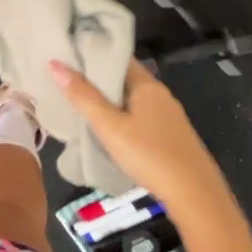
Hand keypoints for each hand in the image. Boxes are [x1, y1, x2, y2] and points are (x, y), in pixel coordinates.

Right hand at [49, 60, 231, 216]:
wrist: (198, 200)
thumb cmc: (150, 156)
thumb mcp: (110, 126)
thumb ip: (82, 95)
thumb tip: (53, 62)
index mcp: (148, 86)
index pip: (118, 57)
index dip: (92, 52)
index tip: (66, 51)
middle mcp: (161, 96)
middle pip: (124, 78)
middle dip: (96, 77)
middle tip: (64, 77)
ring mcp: (169, 118)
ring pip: (132, 99)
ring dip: (108, 98)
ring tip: (78, 100)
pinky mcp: (172, 137)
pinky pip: (140, 115)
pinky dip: (121, 114)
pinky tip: (107, 127)